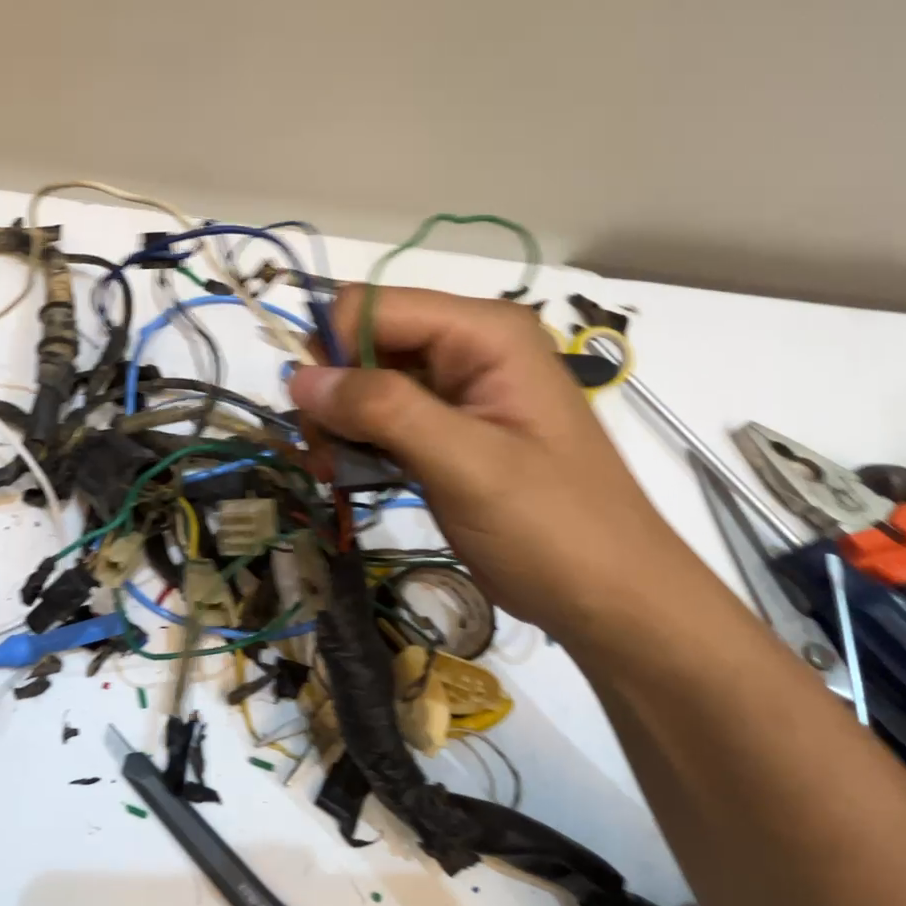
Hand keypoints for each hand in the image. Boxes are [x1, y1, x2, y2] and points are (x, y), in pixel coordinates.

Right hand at [287, 286, 702, 643]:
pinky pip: (370, 416)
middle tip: (328, 454)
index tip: (321, 417)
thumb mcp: (466, 463)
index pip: (368, 307)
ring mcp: (451, 390)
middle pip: (356, 341)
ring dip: (334, 424)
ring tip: (336, 473)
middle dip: (330, 393)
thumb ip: (383, 410)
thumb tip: (298, 378)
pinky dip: (348, 443)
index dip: (332, 352)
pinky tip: (347, 476)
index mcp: (483, 333)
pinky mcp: (437, 429)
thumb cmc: (551, 526)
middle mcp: (464, 348)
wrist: (607, 598)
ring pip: (355, 381)